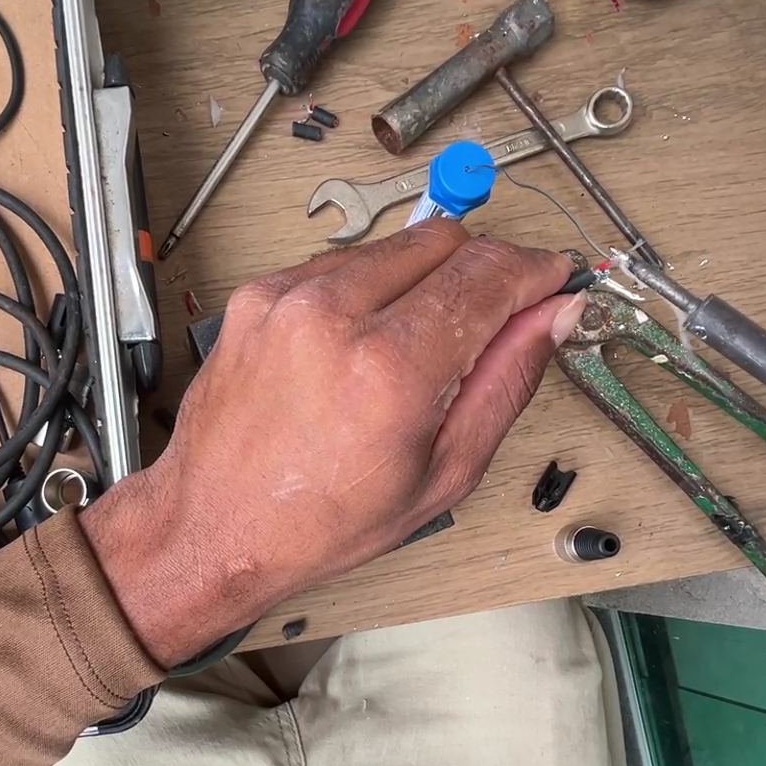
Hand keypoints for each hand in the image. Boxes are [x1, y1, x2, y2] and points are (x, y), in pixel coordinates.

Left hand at [82, 221, 583, 666]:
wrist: (216, 525)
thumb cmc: (319, 522)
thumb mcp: (441, 476)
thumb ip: (505, 384)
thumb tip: (548, 318)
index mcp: (388, 371)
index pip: (489, 274)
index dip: (533, 271)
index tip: (548, 281)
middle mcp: (331, 317)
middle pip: (445, 240)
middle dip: (482, 271)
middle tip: (486, 321)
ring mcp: (285, 299)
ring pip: (392, 245)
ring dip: (422, 280)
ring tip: (411, 347)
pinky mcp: (256, 296)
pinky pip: (338, 264)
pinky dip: (366, 290)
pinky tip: (359, 344)